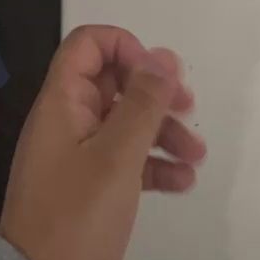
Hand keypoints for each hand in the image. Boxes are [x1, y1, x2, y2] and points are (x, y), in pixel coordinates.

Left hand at [0, 25, 206, 259]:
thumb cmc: (76, 215)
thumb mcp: (117, 156)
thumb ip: (143, 102)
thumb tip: (163, 55)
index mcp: (62, 101)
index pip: (88, 44)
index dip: (125, 48)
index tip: (155, 76)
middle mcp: (66, 119)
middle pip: (114, 83)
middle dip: (155, 94)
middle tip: (188, 108)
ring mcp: (76, 154)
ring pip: (124, 122)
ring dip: (162, 131)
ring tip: (197, 154)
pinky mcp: (86, 186)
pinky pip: (123, 158)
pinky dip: (152, 164)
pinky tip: (182, 180)